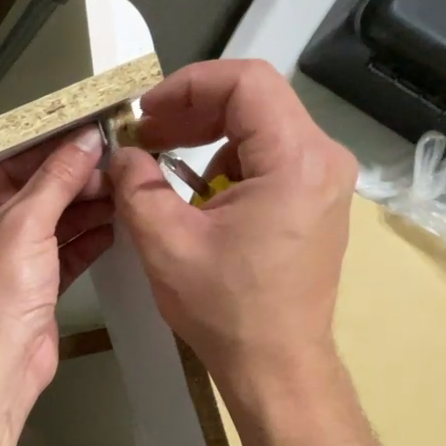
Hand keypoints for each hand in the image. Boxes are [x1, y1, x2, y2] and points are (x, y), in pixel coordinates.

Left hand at [0, 128, 114, 409]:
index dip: (49, 151)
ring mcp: (10, 265)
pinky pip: (63, 255)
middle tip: (115, 167)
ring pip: (53, 225)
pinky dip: (86, 241)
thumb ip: (56, 179)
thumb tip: (85, 141)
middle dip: (74, 181)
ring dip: (86, 209)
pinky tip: (113, 227)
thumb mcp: (26, 223)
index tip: (89, 134)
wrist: (1, 363)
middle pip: (35, 195)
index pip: (9, 169)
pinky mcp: (34, 289)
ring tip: (122, 192)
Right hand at [109, 61, 356, 394]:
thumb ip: (138, 189)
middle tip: (142, 138)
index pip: (247, 82)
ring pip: (261, 133)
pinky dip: (226, 167)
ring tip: (159, 167)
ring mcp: (324, 182)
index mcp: (294, 160)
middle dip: (193, 112)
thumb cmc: (224, 309)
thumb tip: (121, 156)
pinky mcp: (315, 204)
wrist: (274, 363)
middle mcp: (322, 159)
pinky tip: (194, 196)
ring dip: (206, 141)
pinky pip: (269, 163)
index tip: (144, 112)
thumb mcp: (166, 245)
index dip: (189, 85)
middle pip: (256, 102)